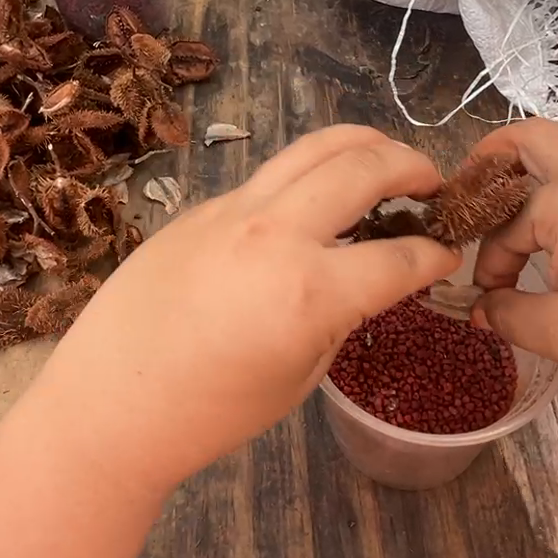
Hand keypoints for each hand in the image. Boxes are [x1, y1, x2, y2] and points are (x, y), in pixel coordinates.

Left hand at [19, 125, 461, 493]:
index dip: (436, 256)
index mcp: (310, 291)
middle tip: (432, 184)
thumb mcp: (300, 375)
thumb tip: (374, 278)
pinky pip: (273, 174)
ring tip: (386, 161)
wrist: (110, 402)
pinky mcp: (205, 205)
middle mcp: (277, 232)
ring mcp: (235, 208)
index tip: (448, 253)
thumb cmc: (211, 412)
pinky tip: (315, 201)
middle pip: (365, 167)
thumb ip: (344, 315)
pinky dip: (311, 173)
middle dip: (414, 167)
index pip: (400, 257)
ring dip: (364, 145)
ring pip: (316, 145)